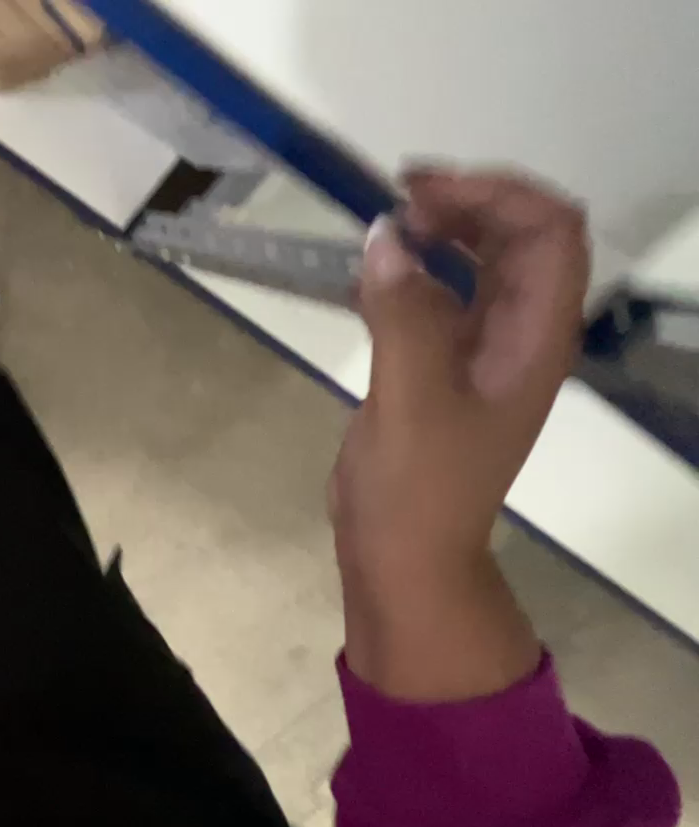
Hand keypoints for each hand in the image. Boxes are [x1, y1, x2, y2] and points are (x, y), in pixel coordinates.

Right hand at [332, 168, 589, 699]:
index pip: (546, 232)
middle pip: (519, 242)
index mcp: (536, 336)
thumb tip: (384, 238)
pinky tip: (370, 280)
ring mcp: (477, 355)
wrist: (402, 548)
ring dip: (438, 239)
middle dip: (466, 207)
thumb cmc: (417, 482)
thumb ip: (402, 316)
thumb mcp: (411, 398)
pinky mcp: (434, 374)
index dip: (492, 195)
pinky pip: (435, 307)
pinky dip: (408, 281)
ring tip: (380, 231)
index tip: (416, 188)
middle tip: (392, 202)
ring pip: (477, 272)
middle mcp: (519, 335)